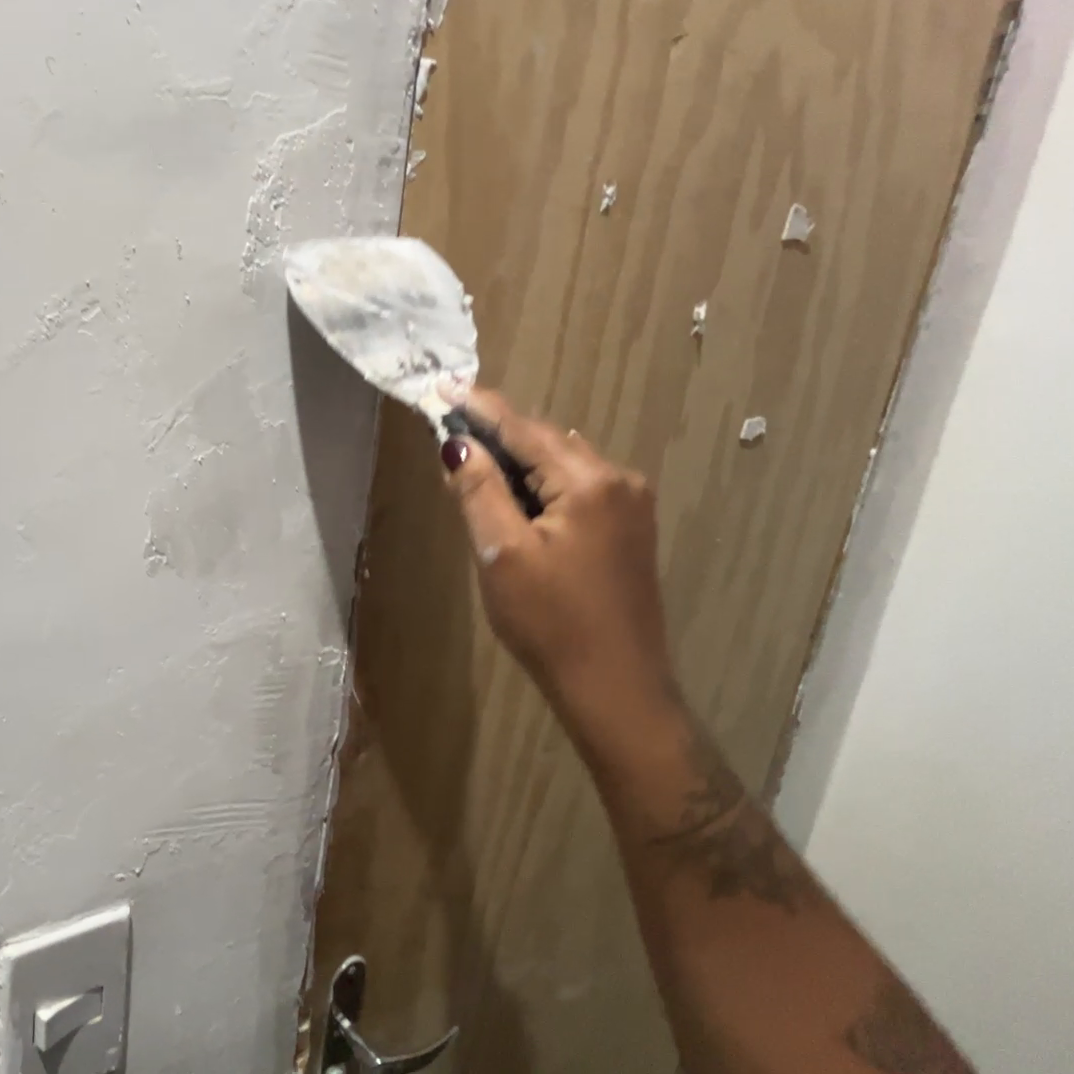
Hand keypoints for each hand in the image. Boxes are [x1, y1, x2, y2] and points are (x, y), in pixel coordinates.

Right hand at [440, 385, 677, 722]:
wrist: (614, 686)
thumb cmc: (550, 621)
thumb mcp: (501, 553)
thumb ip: (479, 491)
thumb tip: (456, 445)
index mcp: (590, 482)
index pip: (524, 429)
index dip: (480, 408)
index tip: (443, 387)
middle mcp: (619, 481)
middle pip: (546, 443)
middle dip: (496, 436)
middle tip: (447, 431)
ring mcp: (630, 507)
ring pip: (560, 467)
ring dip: (516, 464)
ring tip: (470, 468)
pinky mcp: (627, 532)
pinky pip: (574, 491)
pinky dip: (538, 487)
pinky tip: (511, 502)